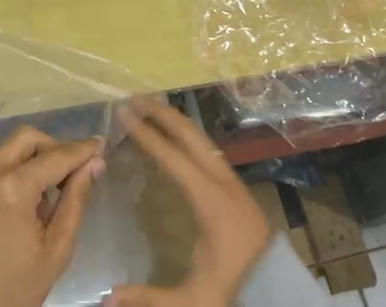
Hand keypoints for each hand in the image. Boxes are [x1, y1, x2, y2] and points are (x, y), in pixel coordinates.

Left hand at [0, 125, 105, 306]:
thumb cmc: (14, 288)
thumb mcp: (55, 250)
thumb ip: (76, 200)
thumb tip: (95, 163)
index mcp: (11, 189)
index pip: (55, 156)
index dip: (80, 149)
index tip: (99, 145)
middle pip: (26, 138)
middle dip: (53, 147)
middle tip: (71, 169)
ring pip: (6, 151)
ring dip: (30, 161)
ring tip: (43, 197)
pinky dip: (8, 175)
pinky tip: (18, 205)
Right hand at [105, 99, 270, 306]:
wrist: (279, 290)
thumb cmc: (235, 286)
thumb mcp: (194, 298)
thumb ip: (151, 297)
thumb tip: (106, 298)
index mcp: (209, 200)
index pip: (171, 157)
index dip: (146, 134)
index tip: (124, 113)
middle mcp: (221, 180)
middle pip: (189, 134)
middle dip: (161, 113)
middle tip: (133, 98)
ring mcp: (231, 179)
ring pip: (200, 137)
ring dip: (175, 120)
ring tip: (150, 106)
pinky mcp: (235, 185)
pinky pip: (207, 147)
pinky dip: (187, 133)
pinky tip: (175, 134)